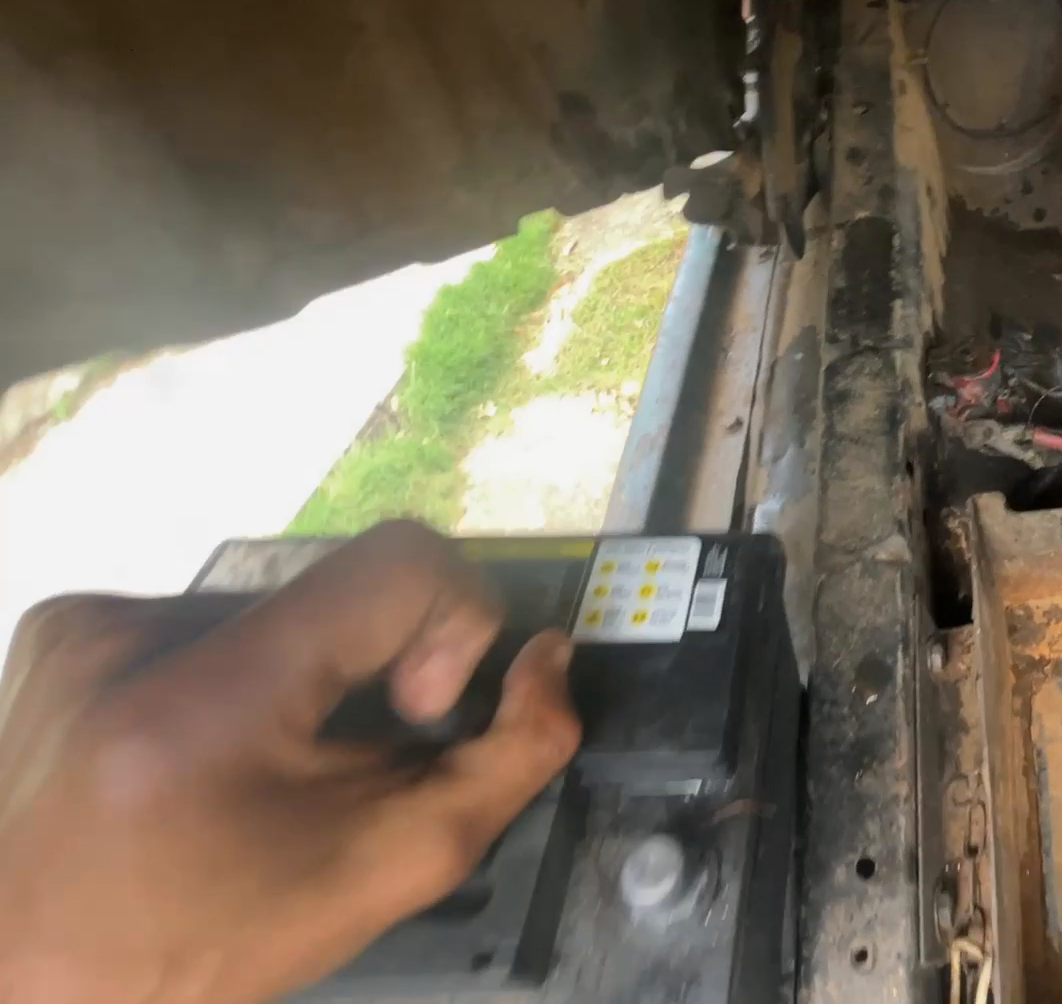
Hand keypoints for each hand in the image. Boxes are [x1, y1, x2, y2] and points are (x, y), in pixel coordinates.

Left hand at [0, 521, 579, 1003]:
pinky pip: (239, 607)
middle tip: (371, 739)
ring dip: (341, 659)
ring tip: (296, 746)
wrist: (20, 998)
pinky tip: (239, 731)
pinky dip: (275, 661)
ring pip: (312, 594)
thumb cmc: (213, 943)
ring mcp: (92, 626)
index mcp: (208, 699)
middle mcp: (133, 634)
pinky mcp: (70, 630)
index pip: (404, 561)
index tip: (422, 709)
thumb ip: (520, 751)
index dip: (459, 619)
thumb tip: (549, 654)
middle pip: (366, 579)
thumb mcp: (405, 861)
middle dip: (406, 649)